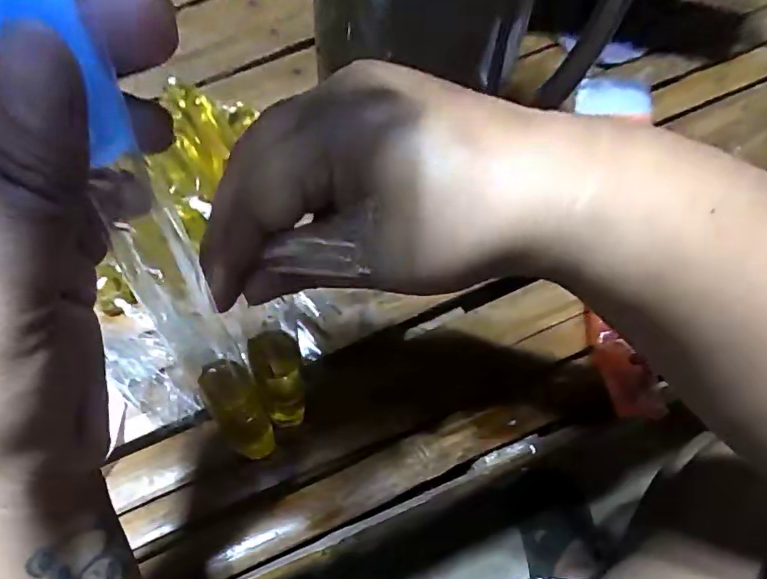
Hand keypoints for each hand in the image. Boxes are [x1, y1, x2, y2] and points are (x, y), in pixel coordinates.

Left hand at [0, 0, 176, 492]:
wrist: (21, 484)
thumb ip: (23, 170)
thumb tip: (52, 44)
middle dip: (57, 35)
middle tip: (150, 26)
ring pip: (37, 117)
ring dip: (98, 107)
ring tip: (158, 120)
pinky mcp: (38, 244)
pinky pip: (73, 178)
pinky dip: (109, 173)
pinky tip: (140, 189)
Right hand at [201, 60, 571, 308]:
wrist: (547, 188)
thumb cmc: (458, 228)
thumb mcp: (370, 256)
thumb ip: (299, 264)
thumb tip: (247, 285)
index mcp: (330, 127)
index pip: (256, 191)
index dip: (232, 249)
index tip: (219, 299)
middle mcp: (334, 93)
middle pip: (256, 159)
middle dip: (235, 224)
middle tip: (225, 279)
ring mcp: (359, 91)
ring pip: (281, 147)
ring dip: (259, 203)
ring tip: (250, 256)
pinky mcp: (380, 102)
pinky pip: (312, 142)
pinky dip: (293, 185)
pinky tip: (290, 219)